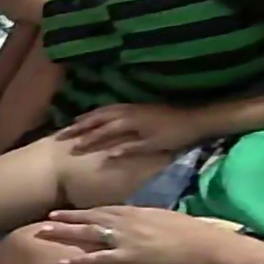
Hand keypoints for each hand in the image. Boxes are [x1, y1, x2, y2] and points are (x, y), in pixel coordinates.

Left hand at [35, 206, 243, 263]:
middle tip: (46, 218)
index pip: (104, 210)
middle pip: (90, 218)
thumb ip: (149, 219)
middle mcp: (127, 222)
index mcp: (138, 212)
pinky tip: (63, 262)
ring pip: (87, 233)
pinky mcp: (129, 256)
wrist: (210, 247)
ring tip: (43, 233)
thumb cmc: (197, 234)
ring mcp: (126, 238)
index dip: (85, 211)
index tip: (69, 212)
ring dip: (64, 233)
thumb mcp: (169, 219)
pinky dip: (80, 260)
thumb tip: (142, 221)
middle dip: (66, 218)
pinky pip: (99, 258)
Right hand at [55, 103, 213, 155]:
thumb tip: (106, 156)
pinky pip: (111, 108)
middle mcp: (126, 112)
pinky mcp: (137, 107)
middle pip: (96, 119)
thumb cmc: (176, 134)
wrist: (200, 118)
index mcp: (128, 122)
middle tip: (62, 135)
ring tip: (73, 123)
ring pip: (102, 111)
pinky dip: (99, 112)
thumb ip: (128, 150)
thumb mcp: (153, 145)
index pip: (100, 132)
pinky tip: (96, 116)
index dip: (85, 140)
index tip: (71, 149)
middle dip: (78, 127)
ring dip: (86, 118)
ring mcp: (131, 107)